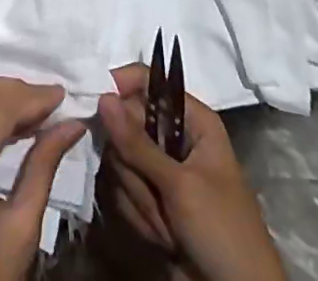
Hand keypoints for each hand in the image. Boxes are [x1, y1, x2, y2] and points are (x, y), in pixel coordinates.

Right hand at [96, 66, 285, 280]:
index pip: (149, 82)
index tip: (96, 100)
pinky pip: (123, 192)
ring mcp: (160, 170)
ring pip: (121, 163)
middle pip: (127, 126)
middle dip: (134, 166)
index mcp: (193, 119)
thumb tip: (103, 96)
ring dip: (139, 197)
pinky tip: (162, 236)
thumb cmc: (221, 228)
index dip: (122, 85)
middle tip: (157, 193)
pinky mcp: (150, 199)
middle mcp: (174, 137)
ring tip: (168, 223)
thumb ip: (138, 142)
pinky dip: (138, 216)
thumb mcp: (180, 185)